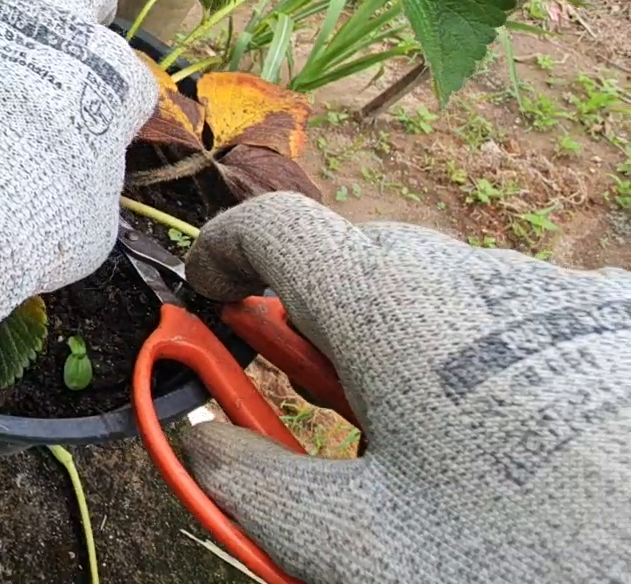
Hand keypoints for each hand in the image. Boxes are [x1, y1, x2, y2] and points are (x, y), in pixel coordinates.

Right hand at [183, 192, 630, 583]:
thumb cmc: (545, 566)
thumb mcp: (363, 548)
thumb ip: (243, 481)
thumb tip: (200, 438)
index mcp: (388, 305)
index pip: (268, 225)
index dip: (222, 250)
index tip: (214, 297)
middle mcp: (474, 274)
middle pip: (355, 256)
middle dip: (321, 311)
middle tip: (336, 398)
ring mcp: (573, 294)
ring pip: (447, 283)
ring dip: (413, 332)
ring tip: (455, 435)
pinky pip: (535, 307)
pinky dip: (502, 346)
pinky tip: (550, 432)